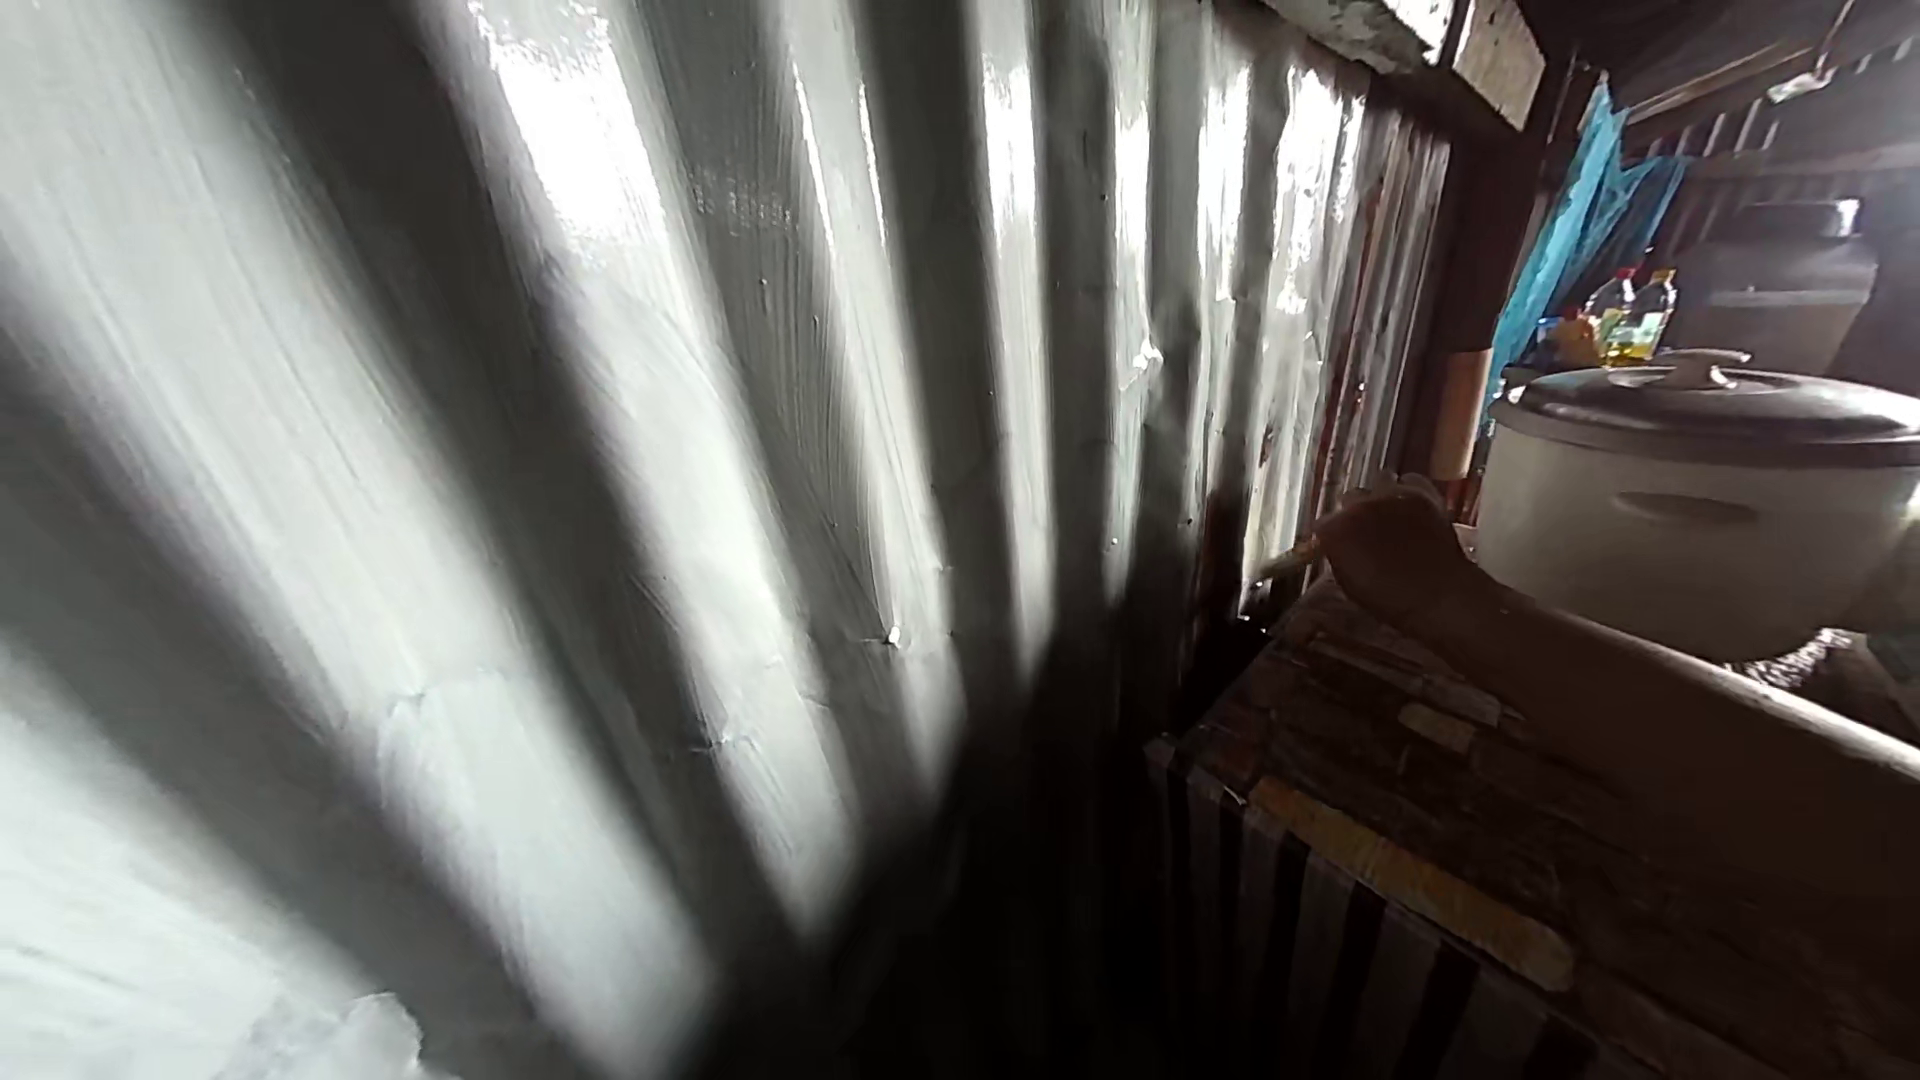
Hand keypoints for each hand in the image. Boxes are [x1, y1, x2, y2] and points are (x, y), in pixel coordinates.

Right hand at [1314, 477, 1490, 631]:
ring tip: (1388, 510)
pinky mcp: (1423, 496)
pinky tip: (1411, 503)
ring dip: (1381, 495)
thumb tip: (1339, 546)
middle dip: (1354, 511)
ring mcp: (1391, 497)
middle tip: (1365, 528)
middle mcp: (1357, 506)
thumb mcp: (1347, 581)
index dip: (1332, 534)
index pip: (1323, 523)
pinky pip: (1412, 481)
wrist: (1437, 595)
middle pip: (1349, 498)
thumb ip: (1338, 555)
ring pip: (1379, 481)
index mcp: (1333, 529)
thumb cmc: (1386, 597)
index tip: (1338, 544)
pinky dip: (1409, 490)